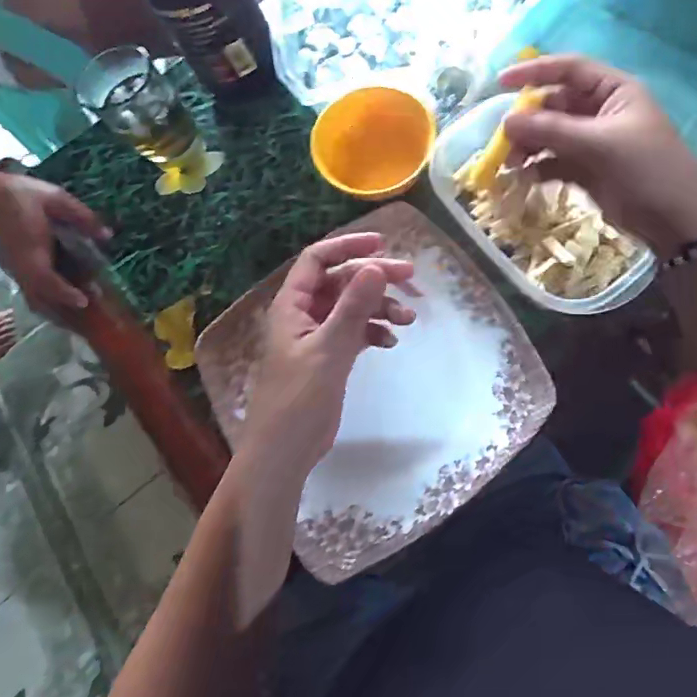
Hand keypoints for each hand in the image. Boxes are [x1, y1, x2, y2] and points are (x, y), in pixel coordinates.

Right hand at [0, 171, 111, 317]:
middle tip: (91, 322)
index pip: (45, 279)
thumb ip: (82, 217)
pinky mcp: (14, 270)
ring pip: (35, 300)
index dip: (64, 292)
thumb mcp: (56, 199)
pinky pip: (31, 293)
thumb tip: (107, 236)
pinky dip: (49, 303)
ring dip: (57, 313)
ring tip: (82, 323)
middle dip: (65, 313)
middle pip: (40, 300)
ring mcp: (15, 270)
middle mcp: (20, 267)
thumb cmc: (22, 196)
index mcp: (30, 251)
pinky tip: (67, 307)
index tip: (84, 301)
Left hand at [240, 234, 416, 478]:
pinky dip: (375, 331)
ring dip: (380, 307)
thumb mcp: (329, 350)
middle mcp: (304, 314)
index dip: (348, 246)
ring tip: (409, 320)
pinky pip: (356, 331)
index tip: (384, 244)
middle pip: (342, 281)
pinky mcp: (330, 356)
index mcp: (292, 305)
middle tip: (411, 281)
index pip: (318, 259)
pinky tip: (391, 341)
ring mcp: (317, 336)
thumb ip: (353, 308)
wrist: (285, 452)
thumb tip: (376, 267)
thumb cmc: (298, 399)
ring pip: (353, 307)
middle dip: (375, 279)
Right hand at [499, 55, 696, 250]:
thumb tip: (506, 122)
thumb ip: (552, 131)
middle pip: (555, 104)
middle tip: (504, 137)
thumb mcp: (601, 145)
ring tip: (511, 163)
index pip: (569, 69)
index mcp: (614, 91)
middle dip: (528, 118)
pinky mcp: (589, 170)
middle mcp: (602, 111)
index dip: (534, 72)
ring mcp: (594, 142)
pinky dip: (540, 167)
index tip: (501, 82)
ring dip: (530, 145)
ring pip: (552, 135)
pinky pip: (556, 161)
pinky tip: (526, 177)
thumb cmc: (648, 171)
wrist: (678, 222)